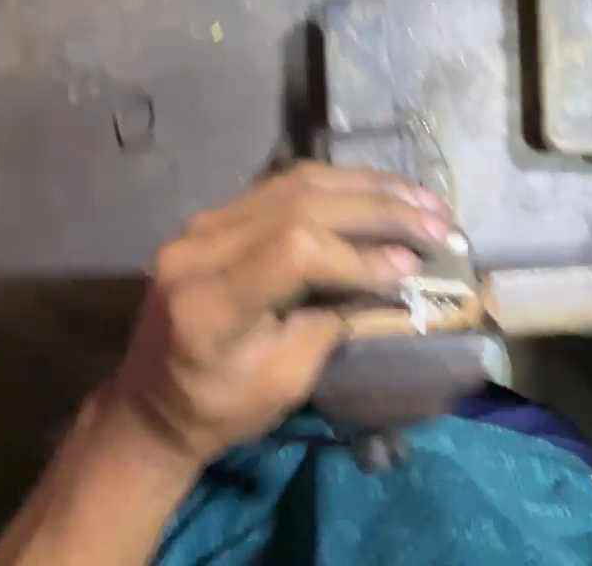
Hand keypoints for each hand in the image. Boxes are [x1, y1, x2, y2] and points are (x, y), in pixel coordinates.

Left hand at [105, 163, 454, 468]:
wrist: (152, 400)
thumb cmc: (219, 409)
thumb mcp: (283, 382)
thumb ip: (332, 322)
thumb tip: (392, 270)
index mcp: (209, 303)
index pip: (293, 251)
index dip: (358, 254)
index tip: (411, 267)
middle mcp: (200, 248)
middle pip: (299, 205)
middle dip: (378, 211)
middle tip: (439, 222)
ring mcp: (203, 223)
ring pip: (295, 183)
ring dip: (366, 187)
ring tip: (421, 200)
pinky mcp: (216, 215)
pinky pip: (283, 186)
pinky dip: (338, 186)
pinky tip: (378, 191)